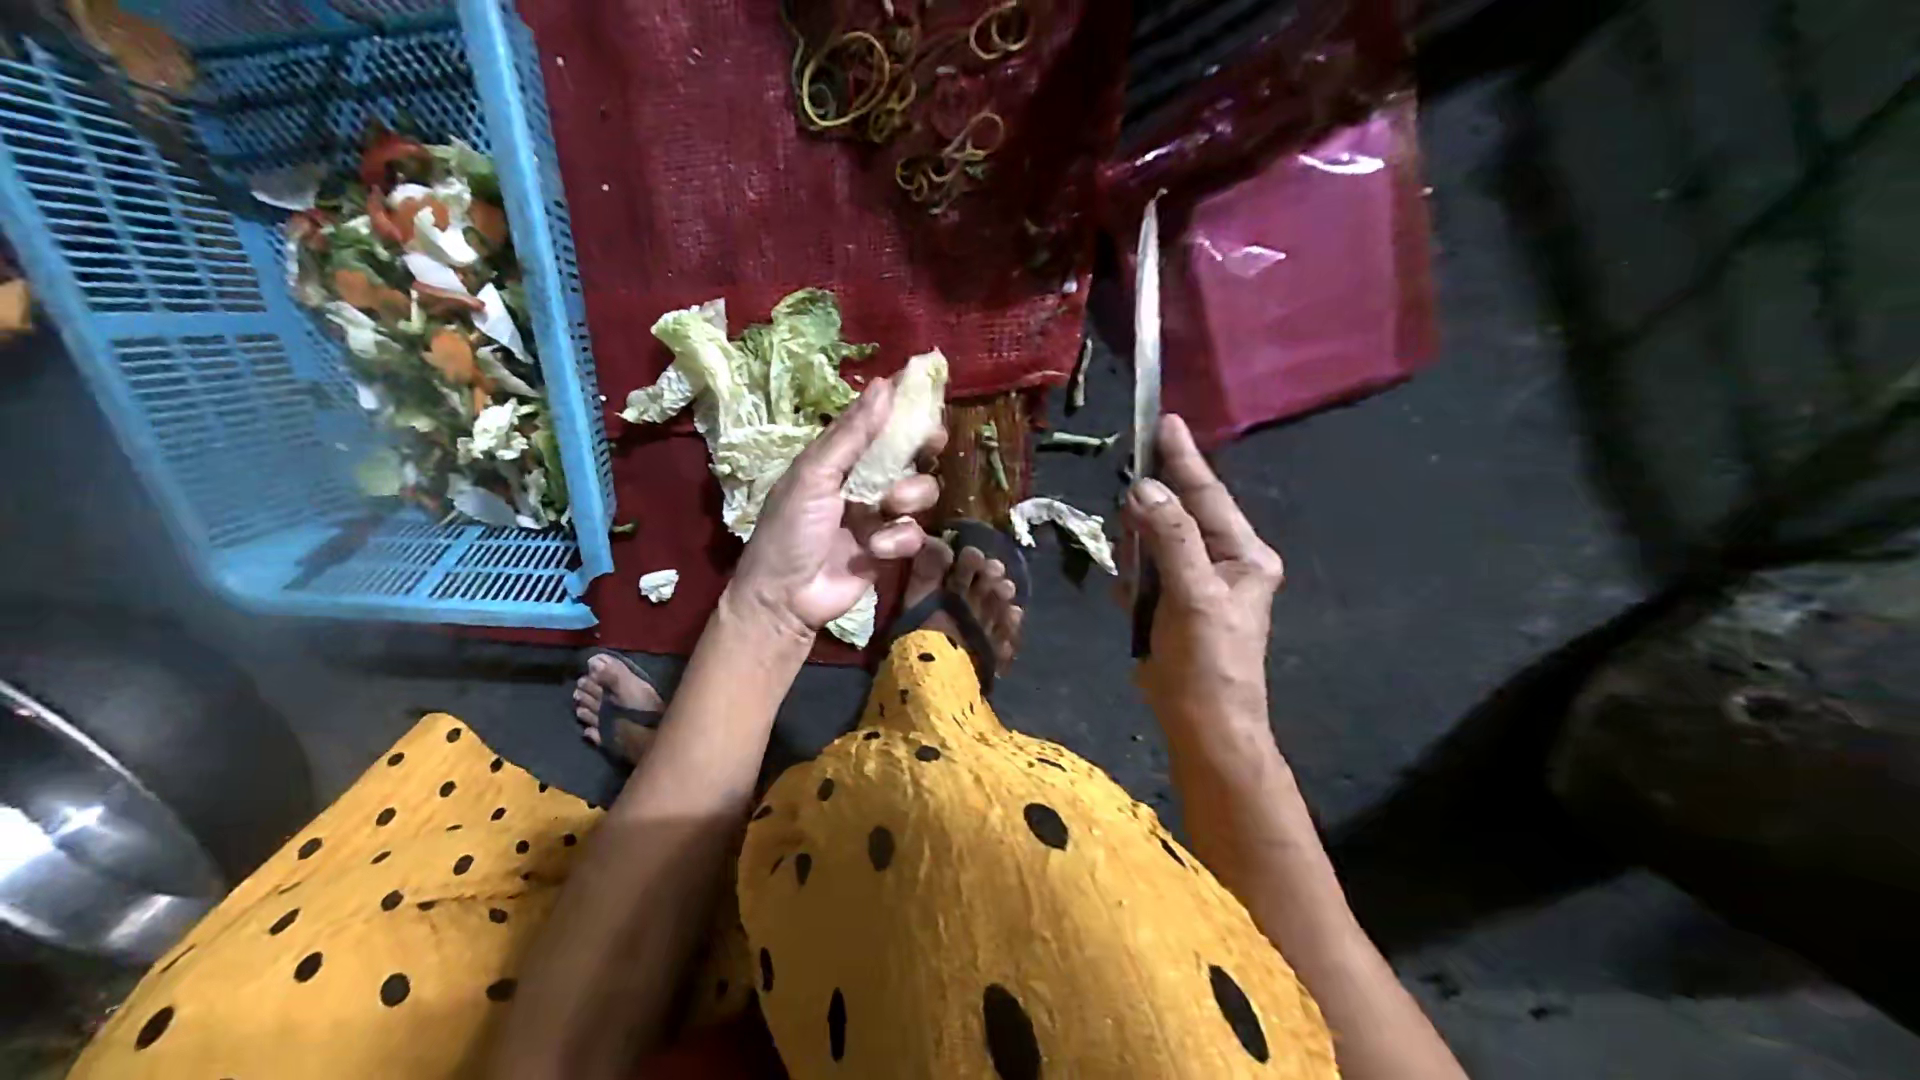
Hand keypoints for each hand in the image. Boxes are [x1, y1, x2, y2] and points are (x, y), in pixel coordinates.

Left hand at [726, 378, 945, 645]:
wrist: (786, 597)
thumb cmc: (790, 529)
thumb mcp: (815, 475)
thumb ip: (852, 434)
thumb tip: (884, 384)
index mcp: (839, 457)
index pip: (878, 423)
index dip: (903, 409)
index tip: (927, 399)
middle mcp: (863, 481)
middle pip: (908, 454)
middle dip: (922, 449)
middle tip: (932, 443)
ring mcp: (879, 515)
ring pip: (920, 490)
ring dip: (911, 495)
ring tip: (890, 507)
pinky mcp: (891, 548)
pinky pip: (914, 532)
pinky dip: (899, 539)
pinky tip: (876, 549)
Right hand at [1122, 414, 1285, 734]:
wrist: (1203, 723)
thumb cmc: (1208, 661)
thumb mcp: (1193, 595)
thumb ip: (1170, 539)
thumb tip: (1143, 490)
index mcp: (1243, 555)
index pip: (1209, 496)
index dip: (1184, 459)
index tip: (1165, 422)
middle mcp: (1223, 561)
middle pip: (1180, 516)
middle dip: (1151, 512)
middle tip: (1127, 510)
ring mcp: (1196, 582)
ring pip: (1156, 543)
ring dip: (1138, 550)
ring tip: (1133, 577)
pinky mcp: (1172, 602)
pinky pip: (1145, 572)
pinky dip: (1133, 579)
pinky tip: (1131, 601)